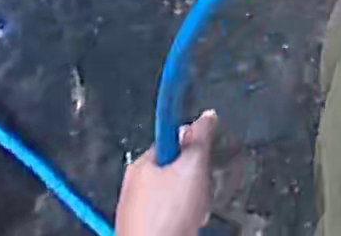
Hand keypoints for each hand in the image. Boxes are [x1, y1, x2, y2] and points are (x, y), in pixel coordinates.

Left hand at [116, 110, 216, 235]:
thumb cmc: (169, 213)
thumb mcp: (193, 165)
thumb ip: (201, 137)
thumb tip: (206, 115)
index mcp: (140, 165)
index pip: (171, 140)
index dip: (192, 144)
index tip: (203, 153)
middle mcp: (133, 188)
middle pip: (175, 167)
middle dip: (194, 175)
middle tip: (201, 185)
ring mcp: (137, 215)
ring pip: (175, 193)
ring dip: (192, 198)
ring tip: (197, 209)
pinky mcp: (144, 234)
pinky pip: (170, 216)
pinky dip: (183, 218)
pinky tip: (190, 224)